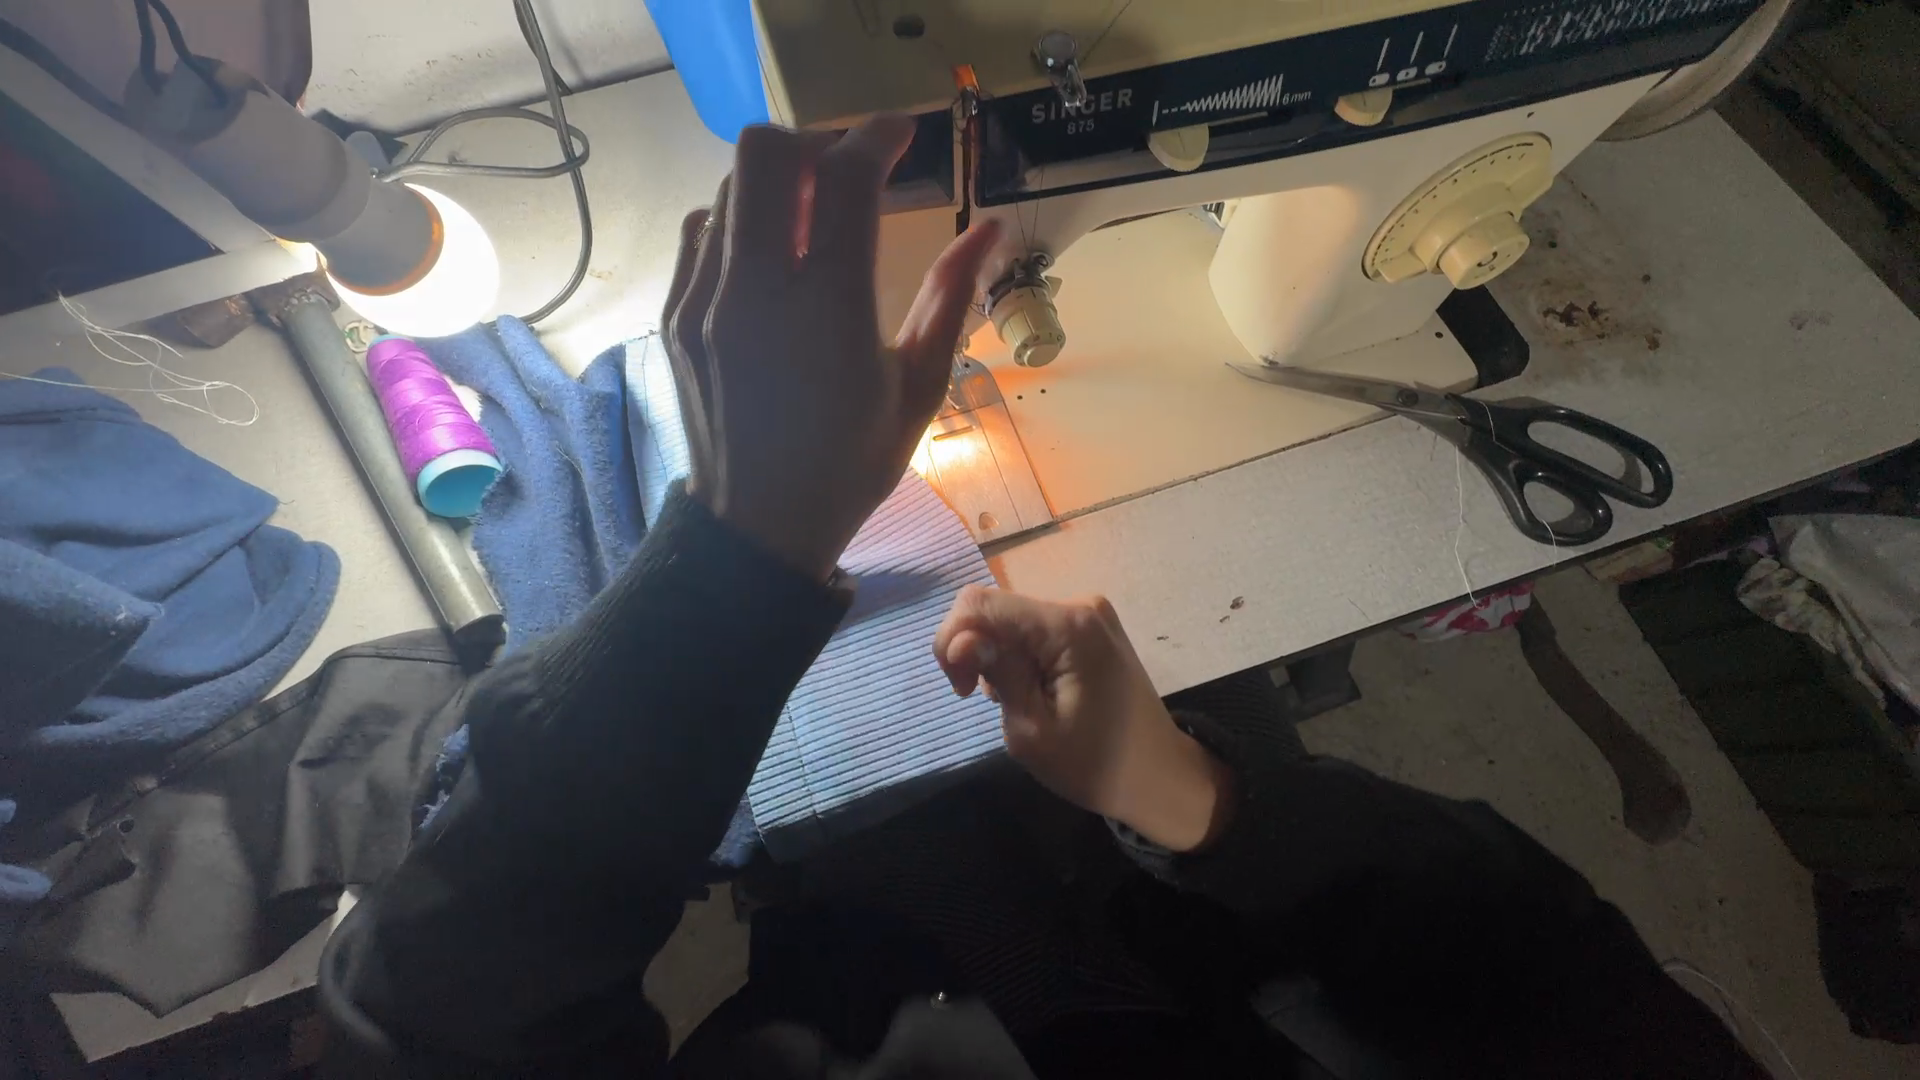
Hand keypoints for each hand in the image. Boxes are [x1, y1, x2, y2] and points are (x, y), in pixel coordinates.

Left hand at [661, 115, 1001, 579]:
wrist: (760, 527)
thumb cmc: (852, 468)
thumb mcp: (918, 392)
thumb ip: (951, 301)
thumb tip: (989, 229)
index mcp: (829, 314)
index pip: (846, 181)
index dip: (879, 139)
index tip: (903, 137)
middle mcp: (756, 293)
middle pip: (767, 152)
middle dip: (817, 143)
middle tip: (850, 178)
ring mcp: (704, 303)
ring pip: (730, 187)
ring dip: (779, 185)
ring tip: (813, 225)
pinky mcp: (674, 317)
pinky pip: (701, 233)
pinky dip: (740, 223)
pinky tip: (768, 262)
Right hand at [933, 586, 1233, 852]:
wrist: (1160, 777)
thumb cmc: (1094, 764)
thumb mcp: (1030, 730)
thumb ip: (996, 672)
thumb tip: (959, 638)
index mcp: (1067, 625)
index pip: (980, 603)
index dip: (953, 640)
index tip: (963, 690)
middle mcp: (1080, 604)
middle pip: (996, 608)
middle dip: (976, 651)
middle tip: (982, 700)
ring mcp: (1089, 613)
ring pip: (1012, 620)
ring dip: (999, 657)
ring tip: (1016, 702)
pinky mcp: (1091, 627)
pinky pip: (1035, 629)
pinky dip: (1021, 656)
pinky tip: (1033, 690)